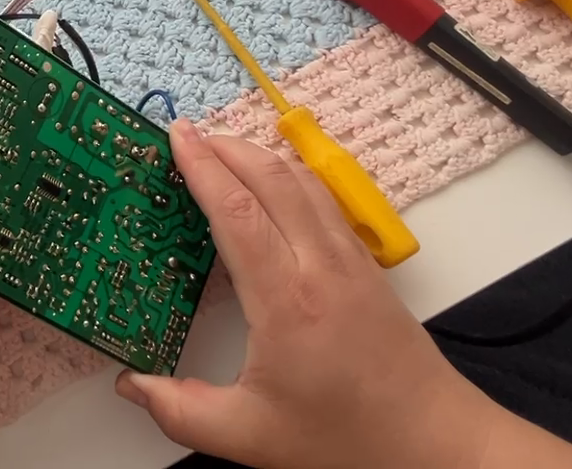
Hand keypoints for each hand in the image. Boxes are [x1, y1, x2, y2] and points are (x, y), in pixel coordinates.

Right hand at [113, 121, 522, 468]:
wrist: (441, 447)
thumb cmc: (348, 440)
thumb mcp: (254, 438)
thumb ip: (182, 413)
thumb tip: (130, 385)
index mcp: (286, 301)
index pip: (237, 211)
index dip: (203, 166)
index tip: (177, 135)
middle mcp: (319, 265)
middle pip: (269, 177)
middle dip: (224, 145)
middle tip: (186, 134)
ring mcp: (348, 257)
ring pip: (299, 179)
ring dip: (255, 153)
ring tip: (219, 147)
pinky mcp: (365, 261)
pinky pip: (321, 196)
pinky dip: (286, 172)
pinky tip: (269, 178)